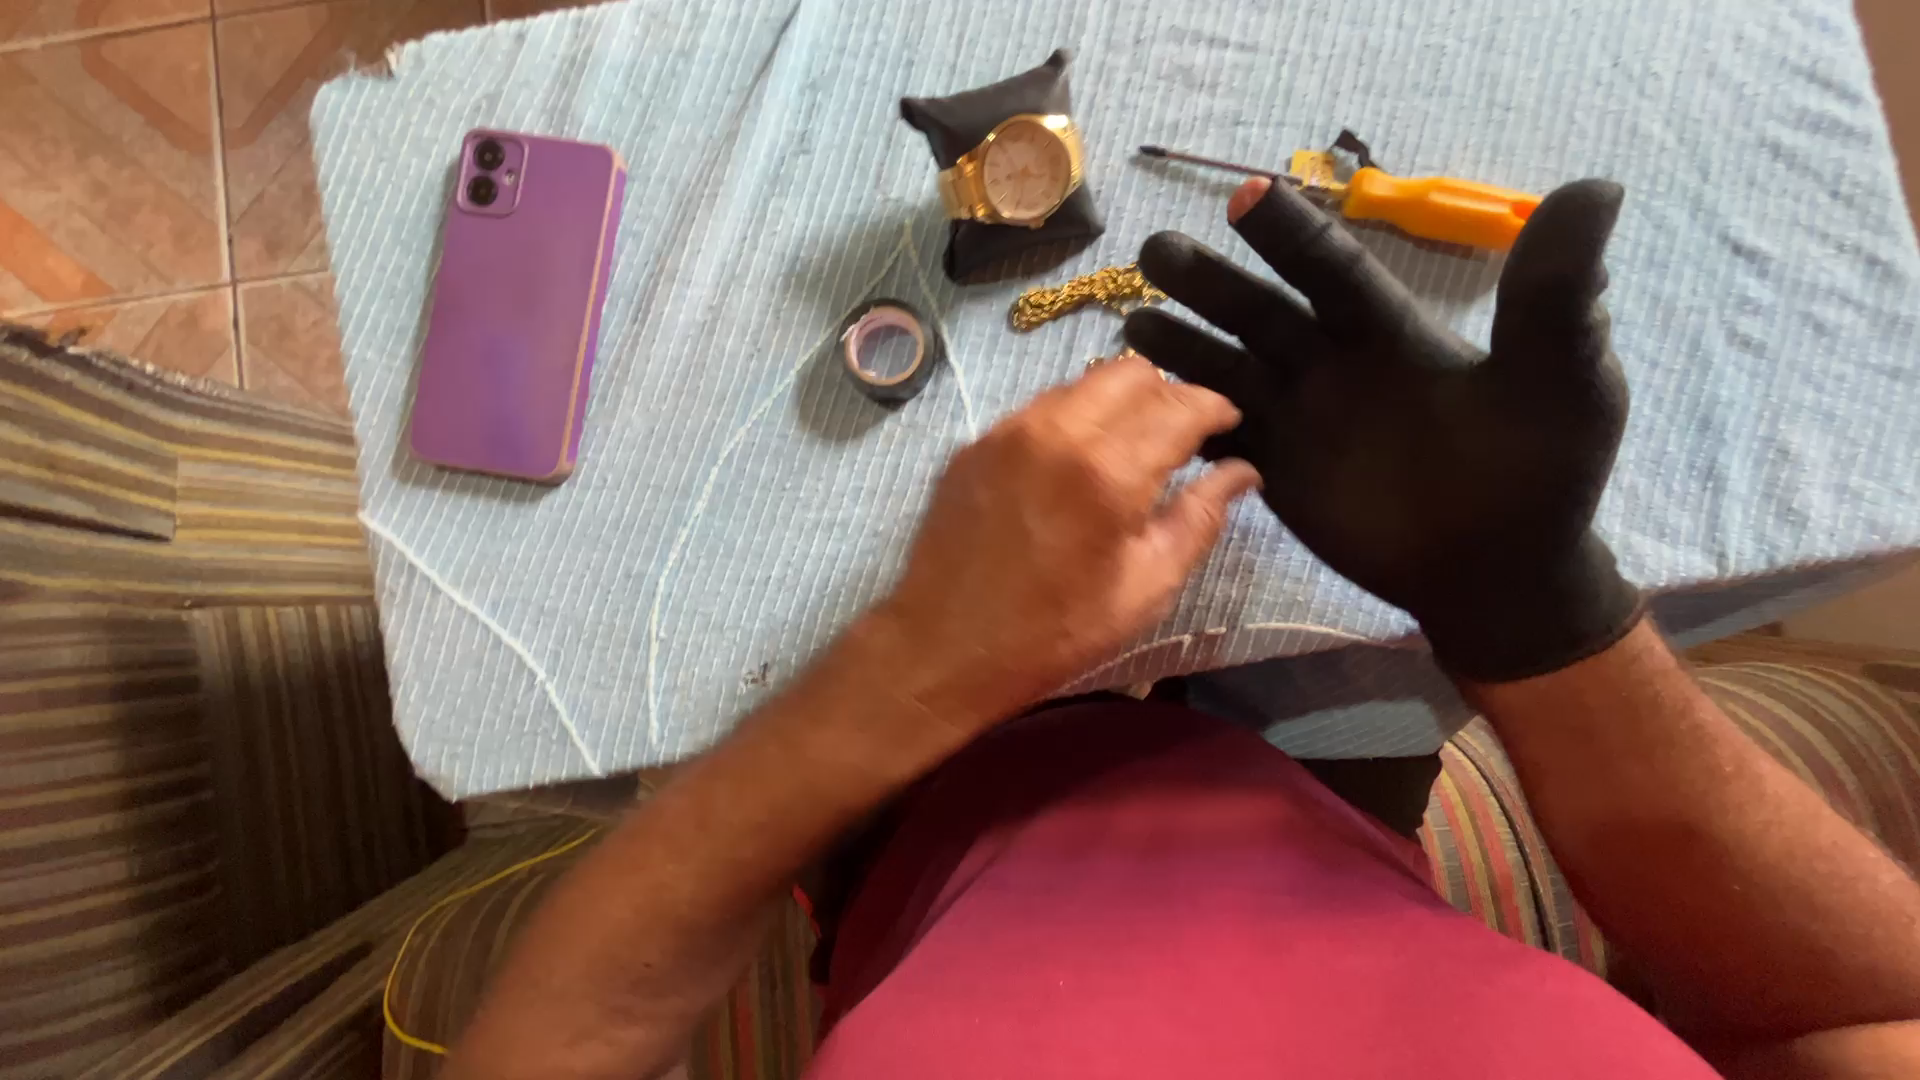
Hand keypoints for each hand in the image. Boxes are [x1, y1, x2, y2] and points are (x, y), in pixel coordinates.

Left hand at [874, 356, 1258, 735]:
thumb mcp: (1143, 590)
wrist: (943, 646)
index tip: (1229, 424)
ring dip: (1117, 403)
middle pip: (1130, 372)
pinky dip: (1070, 420)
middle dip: (1167, 394)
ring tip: (1127, 450)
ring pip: (1080, 384)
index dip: (1215, 407)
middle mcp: (1055, 431)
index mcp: (1106, 471)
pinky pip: (1038, 409)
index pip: (1180, 405)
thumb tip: (1241, 471)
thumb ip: (1198, 520)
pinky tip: (1072, 464)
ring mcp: (1006, 431)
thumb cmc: (1053, 633)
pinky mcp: (975, 444)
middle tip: (1180, 437)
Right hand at [1124, 177, 1640, 681]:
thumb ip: (1553, 297)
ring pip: (1223, 371)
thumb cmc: (1536, 475)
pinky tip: (1140, 411)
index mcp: (1387, 334)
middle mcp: (1329, 365)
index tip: (1245, 198)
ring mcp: (1294, 419)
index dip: (1289, 235)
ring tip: (1132, 327)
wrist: (1493, 569)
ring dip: (1179, 347)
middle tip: (1154, 250)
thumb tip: (1595, 188)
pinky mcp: (1271, 470)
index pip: (1330, 270)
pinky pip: (1216, 439)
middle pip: (1257, 312)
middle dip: (1207, 282)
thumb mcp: (1562, 383)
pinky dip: (1180, 424)